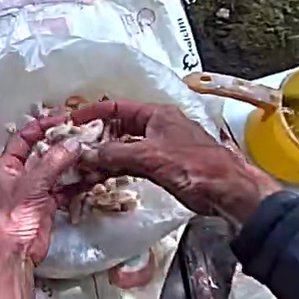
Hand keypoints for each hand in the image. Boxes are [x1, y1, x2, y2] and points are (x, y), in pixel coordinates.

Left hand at [0, 120, 83, 265]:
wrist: (13, 252)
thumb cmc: (12, 217)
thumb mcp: (31, 184)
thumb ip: (53, 162)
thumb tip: (73, 143)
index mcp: (7, 166)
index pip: (24, 137)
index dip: (42, 125)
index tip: (64, 118)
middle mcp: (20, 175)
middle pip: (43, 152)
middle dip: (63, 143)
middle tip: (84, 134)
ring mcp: (34, 190)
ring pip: (56, 170)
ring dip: (73, 163)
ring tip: (93, 152)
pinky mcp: (46, 204)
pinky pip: (64, 188)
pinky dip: (78, 183)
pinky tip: (93, 177)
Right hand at [67, 99, 281, 222]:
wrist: (227, 192)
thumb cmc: (194, 165)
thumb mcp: (150, 156)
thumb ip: (114, 154)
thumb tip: (84, 153)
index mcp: (157, 115)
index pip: (117, 107)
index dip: (93, 112)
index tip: (72, 120)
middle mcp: (156, 128)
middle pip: (117, 128)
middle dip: (94, 138)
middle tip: (72, 146)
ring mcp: (157, 148)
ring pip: (122, 149)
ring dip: (102, 157)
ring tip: (79, 164)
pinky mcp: (159, 167)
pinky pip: (129, 164)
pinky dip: (114, 169)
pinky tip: (97, 176)